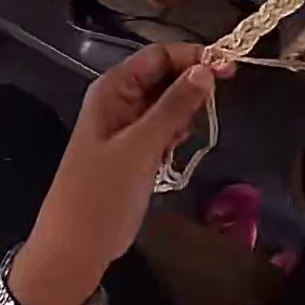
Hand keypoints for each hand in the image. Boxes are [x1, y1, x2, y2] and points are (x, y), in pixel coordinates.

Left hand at [9, 44, 226, 304]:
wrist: (75, 248)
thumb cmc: (101, 194)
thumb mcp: (140, 147)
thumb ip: (174, 106)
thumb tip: (206, 70)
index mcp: (113, 89)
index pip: (159, 55)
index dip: (194, 57)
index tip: (229, 69)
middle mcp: (119, 100)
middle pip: (165, 76)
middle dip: (190, 88)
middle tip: (208, 111)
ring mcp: (127, 125)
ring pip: (168, 103)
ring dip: (183, 115)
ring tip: (178, 141)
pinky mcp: (135, 149)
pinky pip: (163, 128)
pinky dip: (175, 135)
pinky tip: (173, 153)